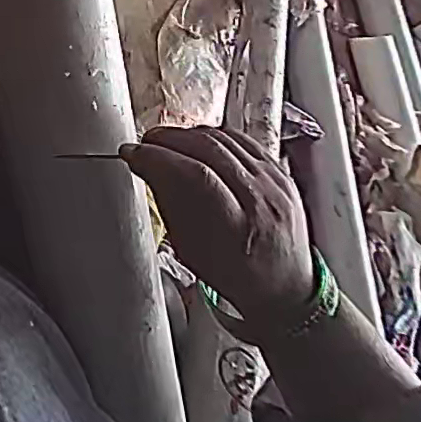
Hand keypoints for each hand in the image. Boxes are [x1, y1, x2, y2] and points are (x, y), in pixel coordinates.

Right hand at [119, 126, 315, 324]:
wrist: (287, 287)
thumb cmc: (235, 273)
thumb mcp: (191, 248)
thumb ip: (169, 203)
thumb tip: (145, 165)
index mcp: (239, 227)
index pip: (195, 174)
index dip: (158, 157)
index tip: (134, 153)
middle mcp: (263, 201)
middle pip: (209, 149)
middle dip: (167, 140)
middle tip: (145, 144)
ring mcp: (277, 185)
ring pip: (224, 139)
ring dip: (186, 134)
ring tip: (166, 142)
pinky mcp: (281, 174)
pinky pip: (241, 140)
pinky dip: (212, 134)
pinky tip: (195, 141)